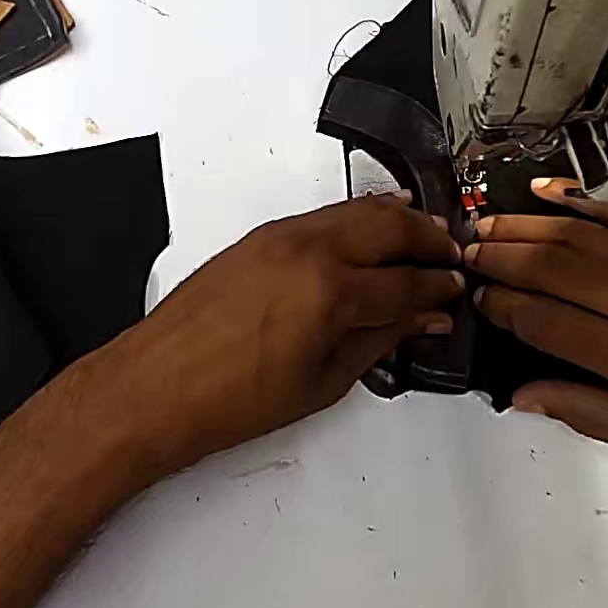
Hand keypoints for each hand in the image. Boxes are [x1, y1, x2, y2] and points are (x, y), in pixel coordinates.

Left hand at [91, 193, 463, 471]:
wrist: (154, 387)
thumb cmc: (225, 398)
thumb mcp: (322, 383)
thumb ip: (379, 340)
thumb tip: (417, 320)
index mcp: (330, 295)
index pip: (406, 281)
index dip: (439, 287)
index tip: (453, 290)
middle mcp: (310, 252)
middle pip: (392, 227)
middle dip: (430, 237)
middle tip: (450, 252)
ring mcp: (285, 235)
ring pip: (360, 208)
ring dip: (399, 216)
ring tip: (425, 228)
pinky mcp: (266, 232)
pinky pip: (327, 212)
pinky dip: (359, 213)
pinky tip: (373, 219)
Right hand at [468, 179, 607, 473]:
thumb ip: (590, 413)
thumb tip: (531, 398)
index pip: (541, 319)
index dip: (501, 308)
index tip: (481, 301)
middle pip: (546, 265)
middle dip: (497, 257)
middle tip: (465, 251)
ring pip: (573, 233)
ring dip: (523, 227)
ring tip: (487, 224)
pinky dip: (576, 199)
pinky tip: (546, 192)